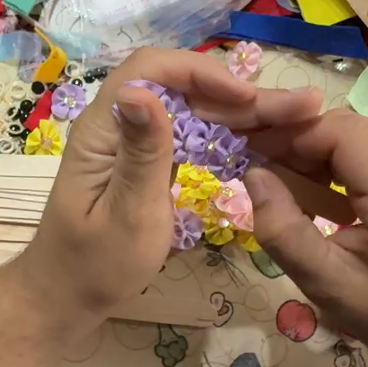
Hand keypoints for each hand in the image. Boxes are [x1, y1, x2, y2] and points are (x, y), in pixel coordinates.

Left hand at [11, 48, 321, 324]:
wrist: (68, 296)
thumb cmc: (96, 265)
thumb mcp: (127, 214)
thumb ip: (142, 154)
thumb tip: (142, 91)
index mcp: (102, 129)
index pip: (151, 70)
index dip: (202, 73)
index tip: (248, 98)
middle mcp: (115, 123)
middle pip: (178, 86)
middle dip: (236, 93)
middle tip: (299, 107)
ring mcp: (129, 140)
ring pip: (188, 107)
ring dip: (238, 111)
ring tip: (295, 118)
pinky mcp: (143, 158)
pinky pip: (186, 131)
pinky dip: (223, 132)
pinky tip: (260, 140)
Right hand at [244, 109, 367, 366]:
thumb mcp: (329, 286)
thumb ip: (284, 231)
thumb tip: (253, 176)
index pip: (339, 130)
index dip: (290, 135)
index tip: (250, 155)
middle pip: (349, 127)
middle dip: (299, 143)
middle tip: (261, 172)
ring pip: (360, 136)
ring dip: (318, 153)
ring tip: (288, 188)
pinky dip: (342, 165)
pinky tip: (324, 198)